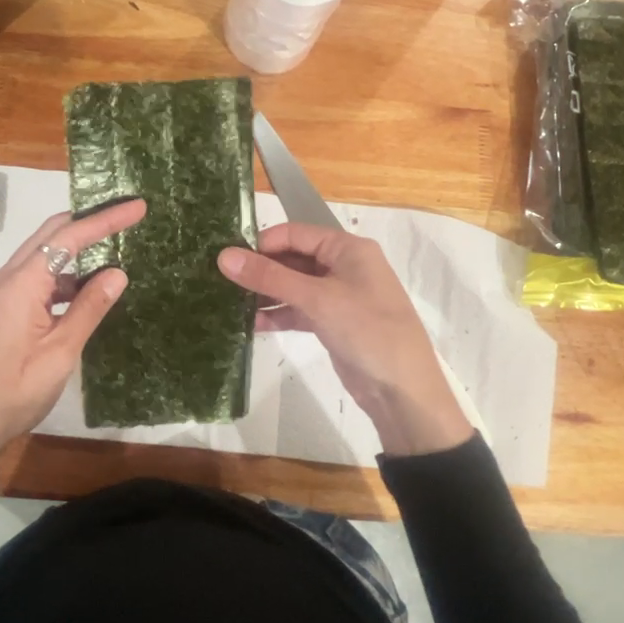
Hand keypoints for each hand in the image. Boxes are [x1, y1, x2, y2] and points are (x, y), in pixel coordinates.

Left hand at [0, 200, 147, 474]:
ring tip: (118, 249)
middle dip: (90, 222)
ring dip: (79, 249)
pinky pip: (38, 277)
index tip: (137, 207)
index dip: (105, 220)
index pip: (68, 238)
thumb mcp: (60, 353)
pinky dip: (66, 275)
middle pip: (52, 234)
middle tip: (129, 217)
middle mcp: (7, 279)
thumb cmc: (17, 393)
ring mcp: (3, 293)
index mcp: (20, 286)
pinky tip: (91, 287)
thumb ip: (89, 309)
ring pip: (45, 254)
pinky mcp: (4, 307)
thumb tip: (118, 272)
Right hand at [217, 223, 472, 457]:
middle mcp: (344, 266)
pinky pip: (299, 310)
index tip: (229, 259)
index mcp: (348, 249)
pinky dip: (278, 314)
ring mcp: (339, 296)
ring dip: (265, 294)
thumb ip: (269, 277)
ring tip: (229, 304)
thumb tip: (223, 256)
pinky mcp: (333, 322)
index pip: (296, 233)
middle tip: (221, 281)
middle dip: (260, 270)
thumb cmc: (366, 330)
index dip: (262, 243)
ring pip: (293, 286)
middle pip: (293, 258)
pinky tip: (250, 324)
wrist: (402, 389)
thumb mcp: (316, 299)